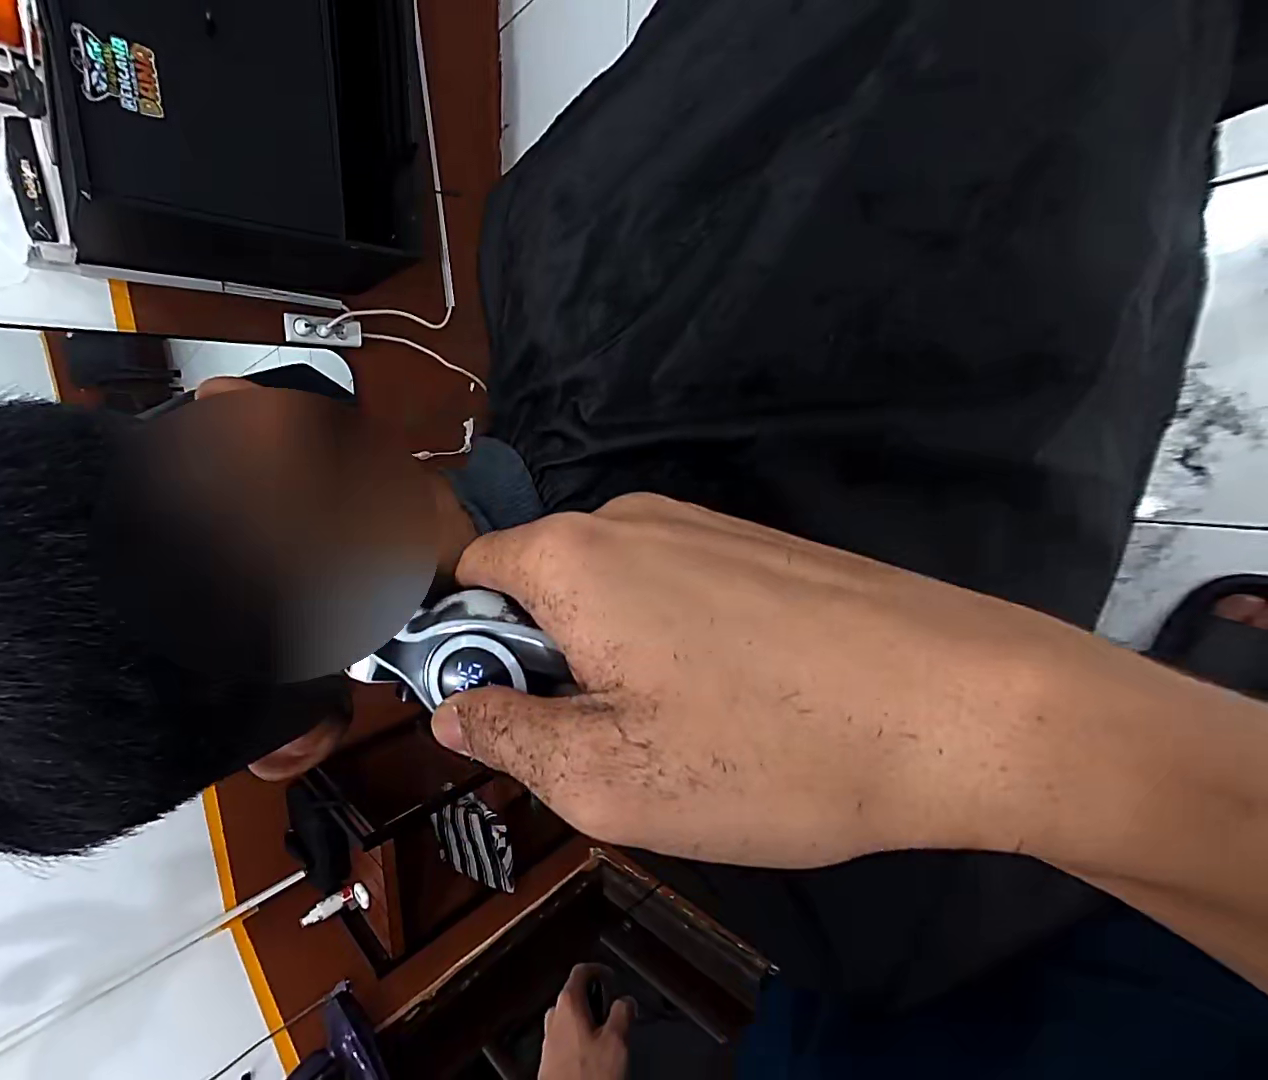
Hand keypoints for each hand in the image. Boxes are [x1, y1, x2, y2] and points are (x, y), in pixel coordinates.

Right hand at [430, 494, 1090, 867]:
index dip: (460, 641)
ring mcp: (688, 521)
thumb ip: (504, 737)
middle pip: (528, 583)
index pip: (463, 577)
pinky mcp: (745, 540)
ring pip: (593, 586)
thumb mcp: (607, 776)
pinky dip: (653, 631)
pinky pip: (657, 582)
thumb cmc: (771, 748)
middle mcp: (616, 518)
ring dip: (596, 646)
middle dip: (535, 653)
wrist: (992, 713)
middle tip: (588, 728)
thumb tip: (450, 713)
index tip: (497, 700)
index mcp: (566, 558)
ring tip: (663, 716)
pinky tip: (721, 687)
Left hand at [540, 964, 631, 1079]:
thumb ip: (622, 1016)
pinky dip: (582, 1033)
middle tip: (615, 1010)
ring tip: (609, 1034)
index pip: (581, 971)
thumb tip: (626, 1000)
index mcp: (568, 1002)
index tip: (611, 975)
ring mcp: (550, 1031)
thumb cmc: (588, 1075)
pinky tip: (594, 1052)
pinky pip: (567, 1032)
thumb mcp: (615, 1044)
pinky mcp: (550, 1051)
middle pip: (576, 993)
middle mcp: (555, 1012)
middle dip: (596, 998)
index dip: (598, 969)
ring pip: (572, 1014)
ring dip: (589, 1018)